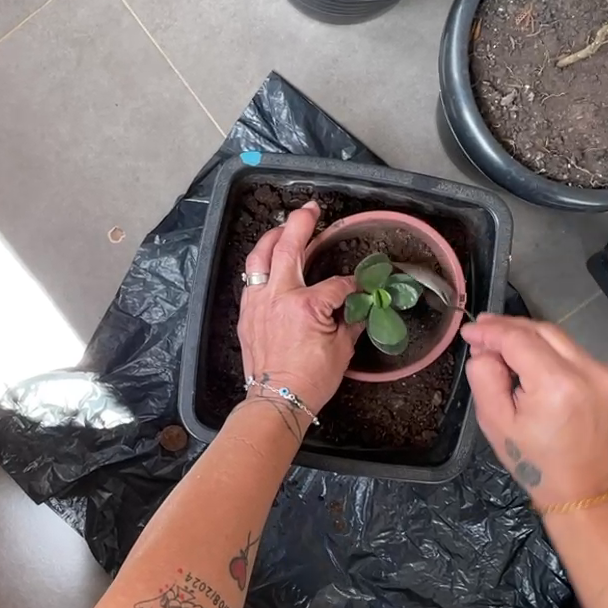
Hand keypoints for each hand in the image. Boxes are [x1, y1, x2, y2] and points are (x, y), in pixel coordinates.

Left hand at [237, 200, 360, 414]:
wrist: (278, 400)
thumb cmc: (311, 379)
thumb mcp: (342, 349)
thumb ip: (351, 320)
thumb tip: (360, 306)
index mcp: (306, 305)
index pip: (336, 283)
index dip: (352, 284)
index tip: (360, 288)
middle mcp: (278, 297)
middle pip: (288, 248)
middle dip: (301, 223)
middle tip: (311, 208)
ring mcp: (258, 303)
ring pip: (259, 258)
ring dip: (272, 238)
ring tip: (283, 227)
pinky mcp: (246, 313)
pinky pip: (250, 279)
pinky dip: (260, 266)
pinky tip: (268, 262)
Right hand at [463, 315, 607, 503]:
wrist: (583, 490)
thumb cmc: (534, 462)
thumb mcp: (495, 422)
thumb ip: (484, 378)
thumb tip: (484, 350)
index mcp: (556, 384)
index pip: (518, 339)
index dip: (490, 331)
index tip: (467, 332)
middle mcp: (586, 370)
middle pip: (540, 330)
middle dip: (507, 326)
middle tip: (479, 330)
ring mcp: (602, 372)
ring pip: (556, 336)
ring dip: (525, 334)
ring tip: (497, 341)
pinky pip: (569, 350)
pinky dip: (544, 347)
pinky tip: (525, 357)